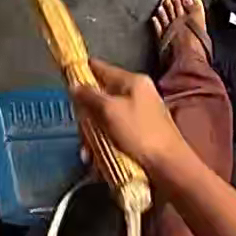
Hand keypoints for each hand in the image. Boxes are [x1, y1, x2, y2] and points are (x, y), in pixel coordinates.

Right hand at [70, 59, 201, 187]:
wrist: (169, 167)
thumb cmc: (139, 134)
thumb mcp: (110, 112)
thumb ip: (90, 97)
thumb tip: (74, 84)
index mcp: (133, 81)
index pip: (101, 68)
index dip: (83, 71)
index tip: (66, 77)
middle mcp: (138, 93)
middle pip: (102, 96)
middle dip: (88, 115)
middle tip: (81, 132)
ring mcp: (141, 113)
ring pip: (107, 117)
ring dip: (95, 134)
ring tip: (89, 154)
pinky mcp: (142, 132)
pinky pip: (116, 132)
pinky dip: (106, 143)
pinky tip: (98, 160)